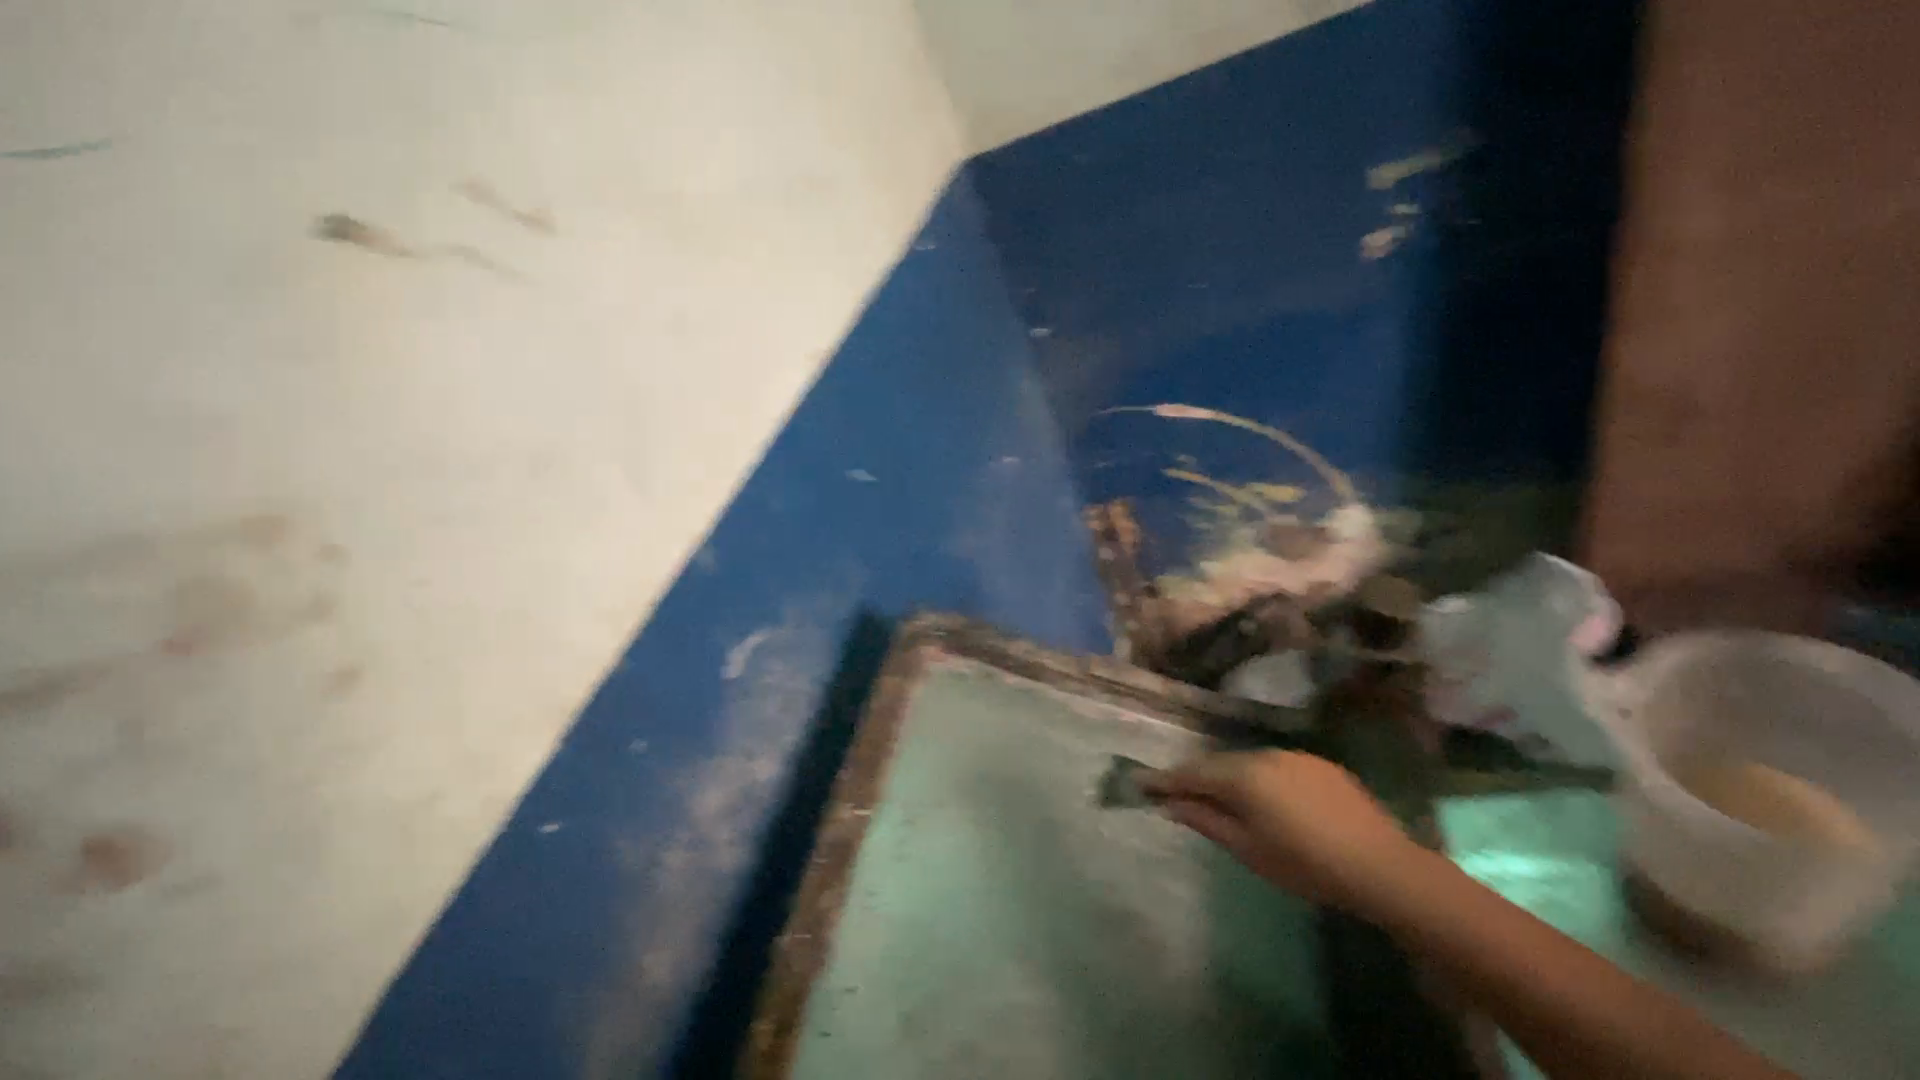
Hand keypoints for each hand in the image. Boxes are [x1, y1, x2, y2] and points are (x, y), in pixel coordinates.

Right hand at [1140, 750, 1422, 915]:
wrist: (1381, 866)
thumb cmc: (1304, 863)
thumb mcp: (1247, 849)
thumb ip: (1205, 821)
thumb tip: (1171, 804)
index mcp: (1243, 775)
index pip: (1191, 772)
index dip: (1163, 779)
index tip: (1138, 782)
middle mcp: (1265, 755)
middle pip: (1219, 764)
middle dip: (1196, 777)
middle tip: (1174, 793)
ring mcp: (1296, 757)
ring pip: (1248, 763)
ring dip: (1229, 778)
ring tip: (1218, 799)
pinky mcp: (1321, 766)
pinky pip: (1275, 767)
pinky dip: (1259, 779)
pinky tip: (1264, 800)